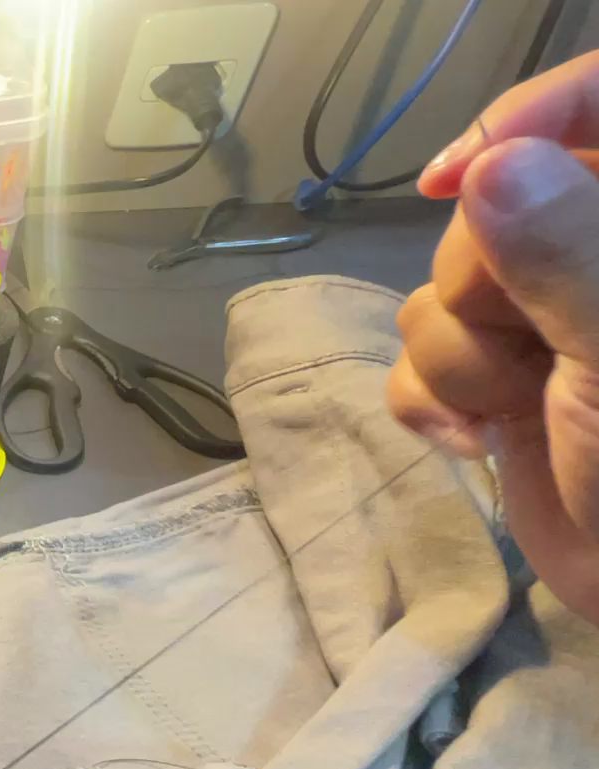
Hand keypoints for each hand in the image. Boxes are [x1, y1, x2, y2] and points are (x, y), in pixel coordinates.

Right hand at [390, 52, 598, 621]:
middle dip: (480, 294)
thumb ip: (572, 252)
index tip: (456, 177)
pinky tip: (472, 437)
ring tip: (514, 411)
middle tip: (529, 353)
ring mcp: (547, 327)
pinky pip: (411, 363)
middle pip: (489, 219)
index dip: (532, 116)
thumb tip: (490, 168)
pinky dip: (424, 404)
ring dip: (453, 363)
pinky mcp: (495, 383)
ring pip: (439, 298)